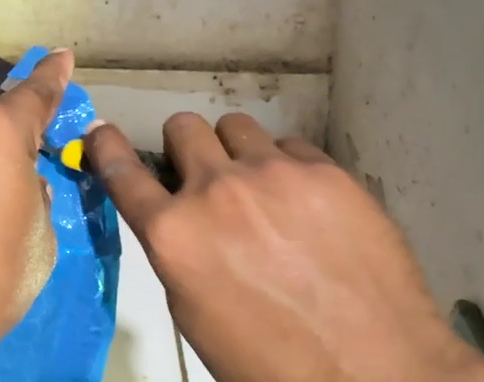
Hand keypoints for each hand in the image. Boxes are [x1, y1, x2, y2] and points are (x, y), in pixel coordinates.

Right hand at [87, 113, 483, 381]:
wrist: (382, 376)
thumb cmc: (275, 366)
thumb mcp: (198, 317)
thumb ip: (177, 252)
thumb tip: (174, 217)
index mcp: (175, 235)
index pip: (120, 168)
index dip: (105, 145)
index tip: (101, 132)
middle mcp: (215, 191)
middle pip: (182, 127)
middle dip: (188, 151)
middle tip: (209, 180)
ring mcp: (272, 174)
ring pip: (235, 126)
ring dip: (238, 153)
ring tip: (265, 189)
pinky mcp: (323, 171)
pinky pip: (290, 146)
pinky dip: (289, 168)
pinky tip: (309, 206)